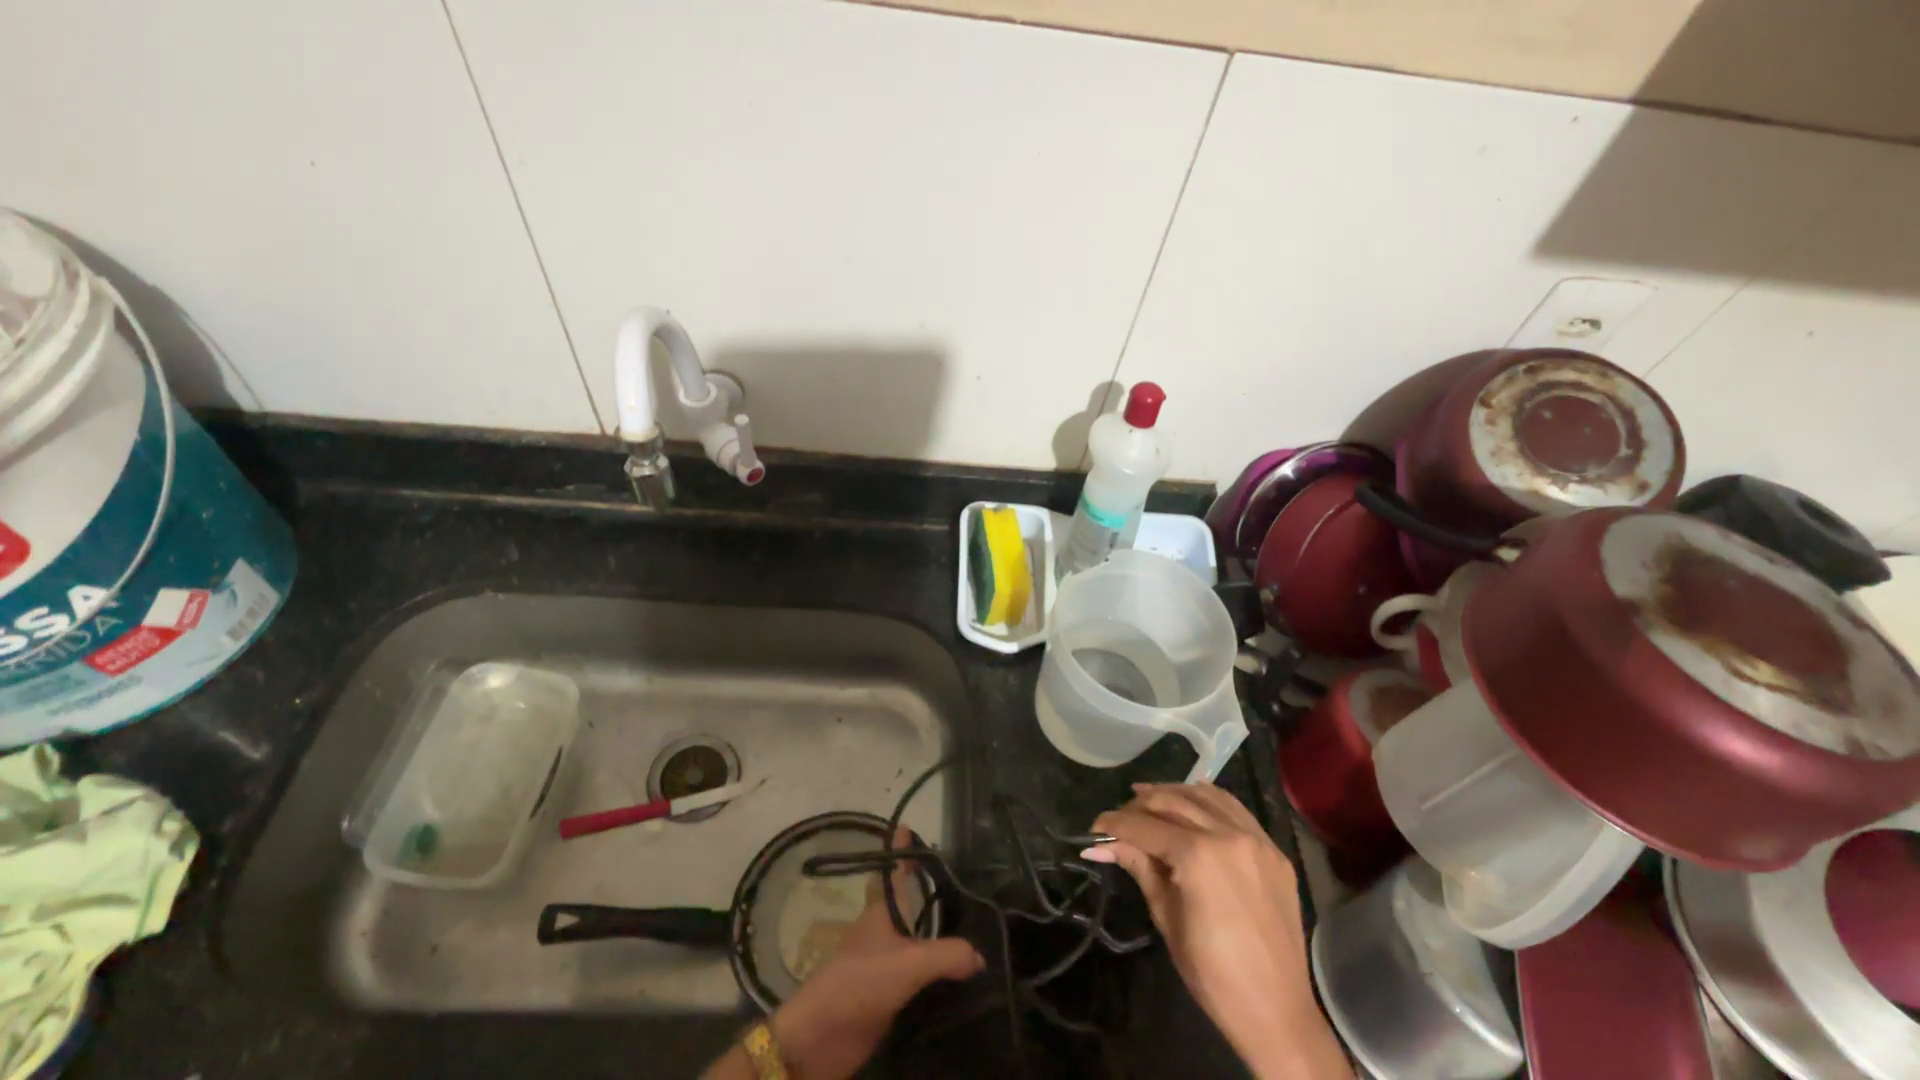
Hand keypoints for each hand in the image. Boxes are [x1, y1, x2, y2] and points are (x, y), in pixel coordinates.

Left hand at [762, 831, 983, 1079]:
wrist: (821, 1037)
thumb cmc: (859, 982)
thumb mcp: (909, 962)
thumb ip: (948, 954)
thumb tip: (979, 956)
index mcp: (880, 914)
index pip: (893, 872)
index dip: (900, 850)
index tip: (907, 827)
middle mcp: (881, 934)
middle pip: (907, 906)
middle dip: (927, 893)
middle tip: (961, 884)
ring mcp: (882, 966)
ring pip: (915, 943)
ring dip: (937, 937)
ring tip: (971, 930)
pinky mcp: (886, 997)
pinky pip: (918, 979)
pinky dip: (936, 975)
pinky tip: (959, 980)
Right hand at [1088, 783, 1350, 1079]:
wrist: (1275, 1007)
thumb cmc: (1211, 973)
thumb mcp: (1166, 917)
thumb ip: (1140, 868)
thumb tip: (1102, 844)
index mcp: (1198, 855)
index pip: (1145, 827)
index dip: (1114, 824)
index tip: (1094, 829)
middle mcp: (1229, 835)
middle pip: (1174, 802)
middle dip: (1140, 806)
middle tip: (1118, 818)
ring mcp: (1257, 840)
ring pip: (1207, 797)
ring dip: (1174, 794)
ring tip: (1149, 800)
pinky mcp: (1274, 851)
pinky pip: (1236, 810)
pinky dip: (1209, 801)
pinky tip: (1192, 805)